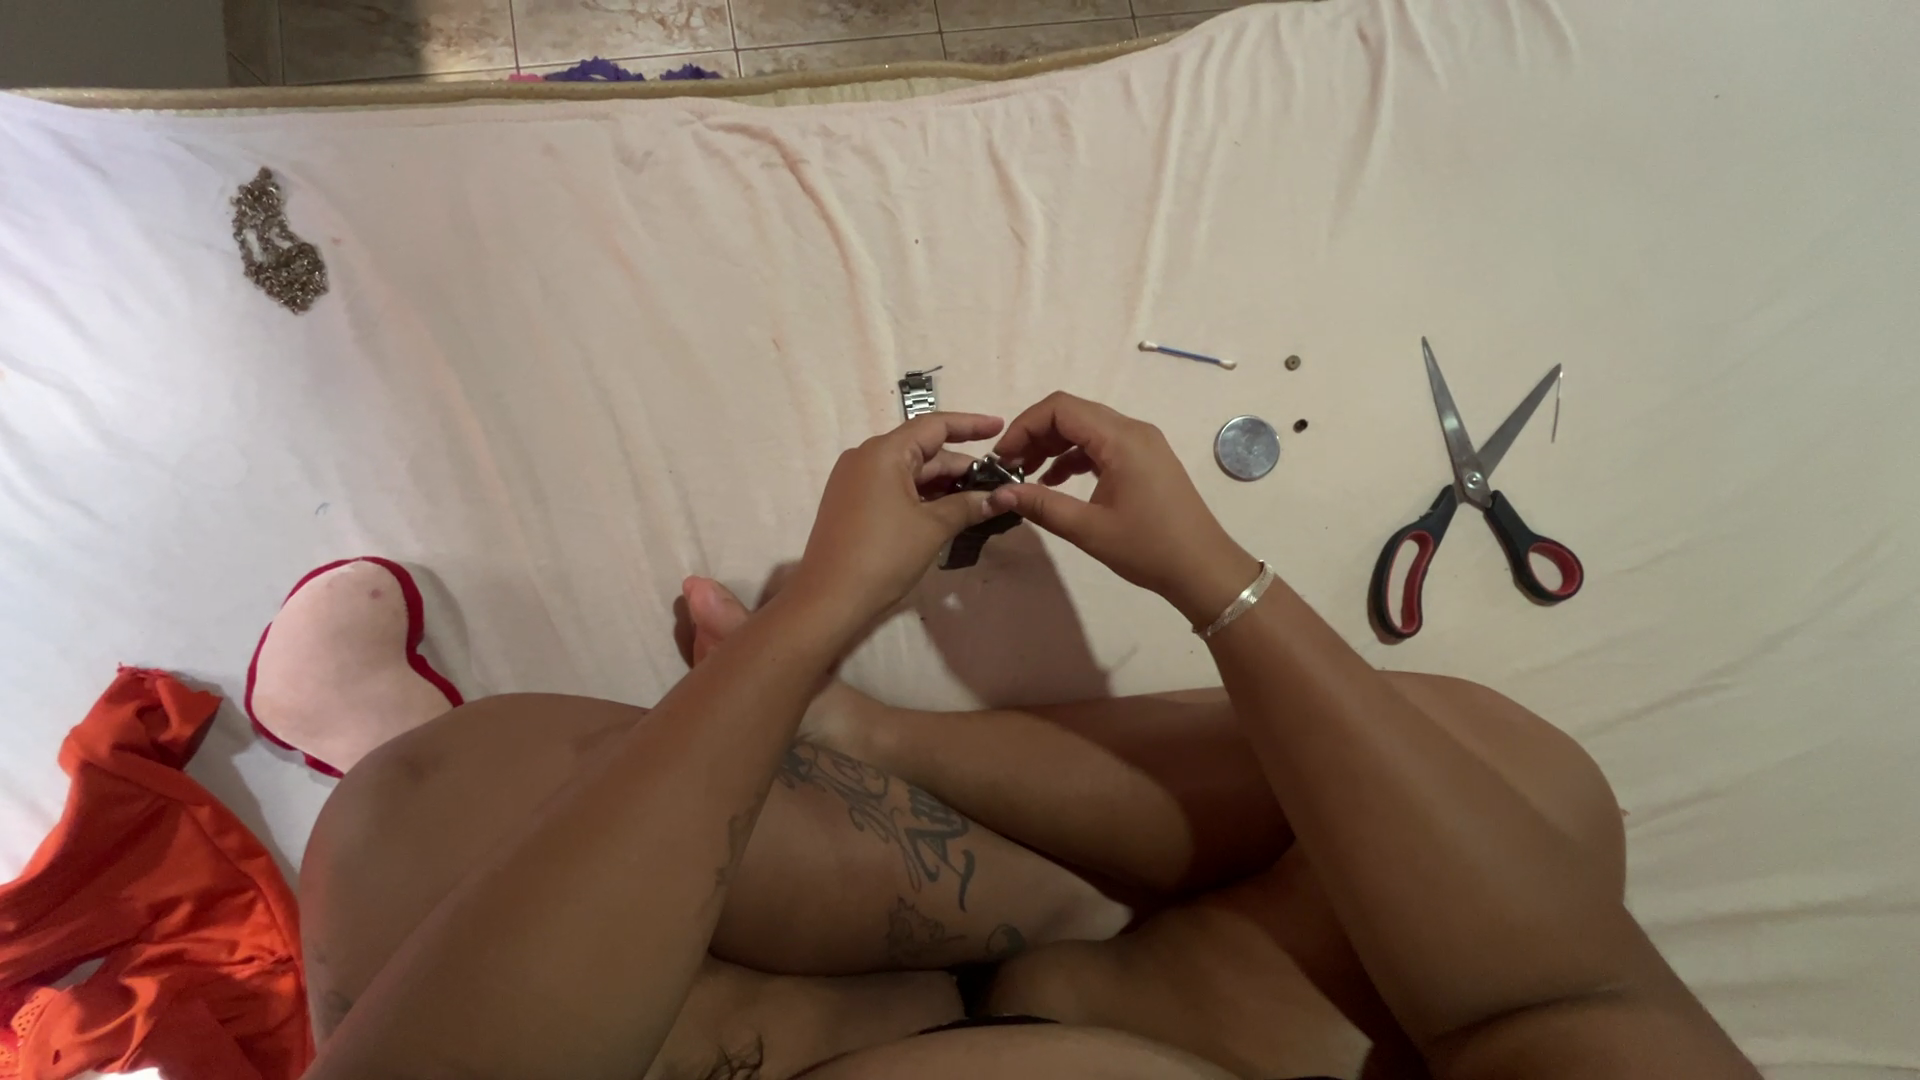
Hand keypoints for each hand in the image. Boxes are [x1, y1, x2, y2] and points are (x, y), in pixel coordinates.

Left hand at [791, 411, 1006, 624]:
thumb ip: (966, 506)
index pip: (934, 425)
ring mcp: (855, 481)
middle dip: (960, 466)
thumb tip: (998, 498)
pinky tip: (948, 510)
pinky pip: (894, 488)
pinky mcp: (852, 503)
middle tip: (997, 481)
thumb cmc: (883, 555)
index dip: (970, 424)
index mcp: (884, 452)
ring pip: (909, 472)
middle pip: (923, 450)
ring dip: (943, 484)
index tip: (999, 427)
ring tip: (980, 498)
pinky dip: (922, 496)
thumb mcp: (932, 528)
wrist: (829, 599)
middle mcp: (866, 457)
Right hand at [988, 392, 1260, 626]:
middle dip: (1035, 435)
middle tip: (1010, 469)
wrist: (1203, 569)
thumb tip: (998, 494)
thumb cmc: (1148, 548)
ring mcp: (1142, 444)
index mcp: (1121, 439)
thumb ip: (1041, 505)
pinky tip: (1055, 483)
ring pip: (1086, 429)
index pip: (1060, 408)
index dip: (1024, 426)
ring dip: (1053, 446)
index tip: (1002, 458)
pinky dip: (1074, 458)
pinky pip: (1101, 445)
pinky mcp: (1145, 460)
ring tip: (1026, 476)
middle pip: (1072, 413)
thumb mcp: (1088, 529)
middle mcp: (1132, 430)